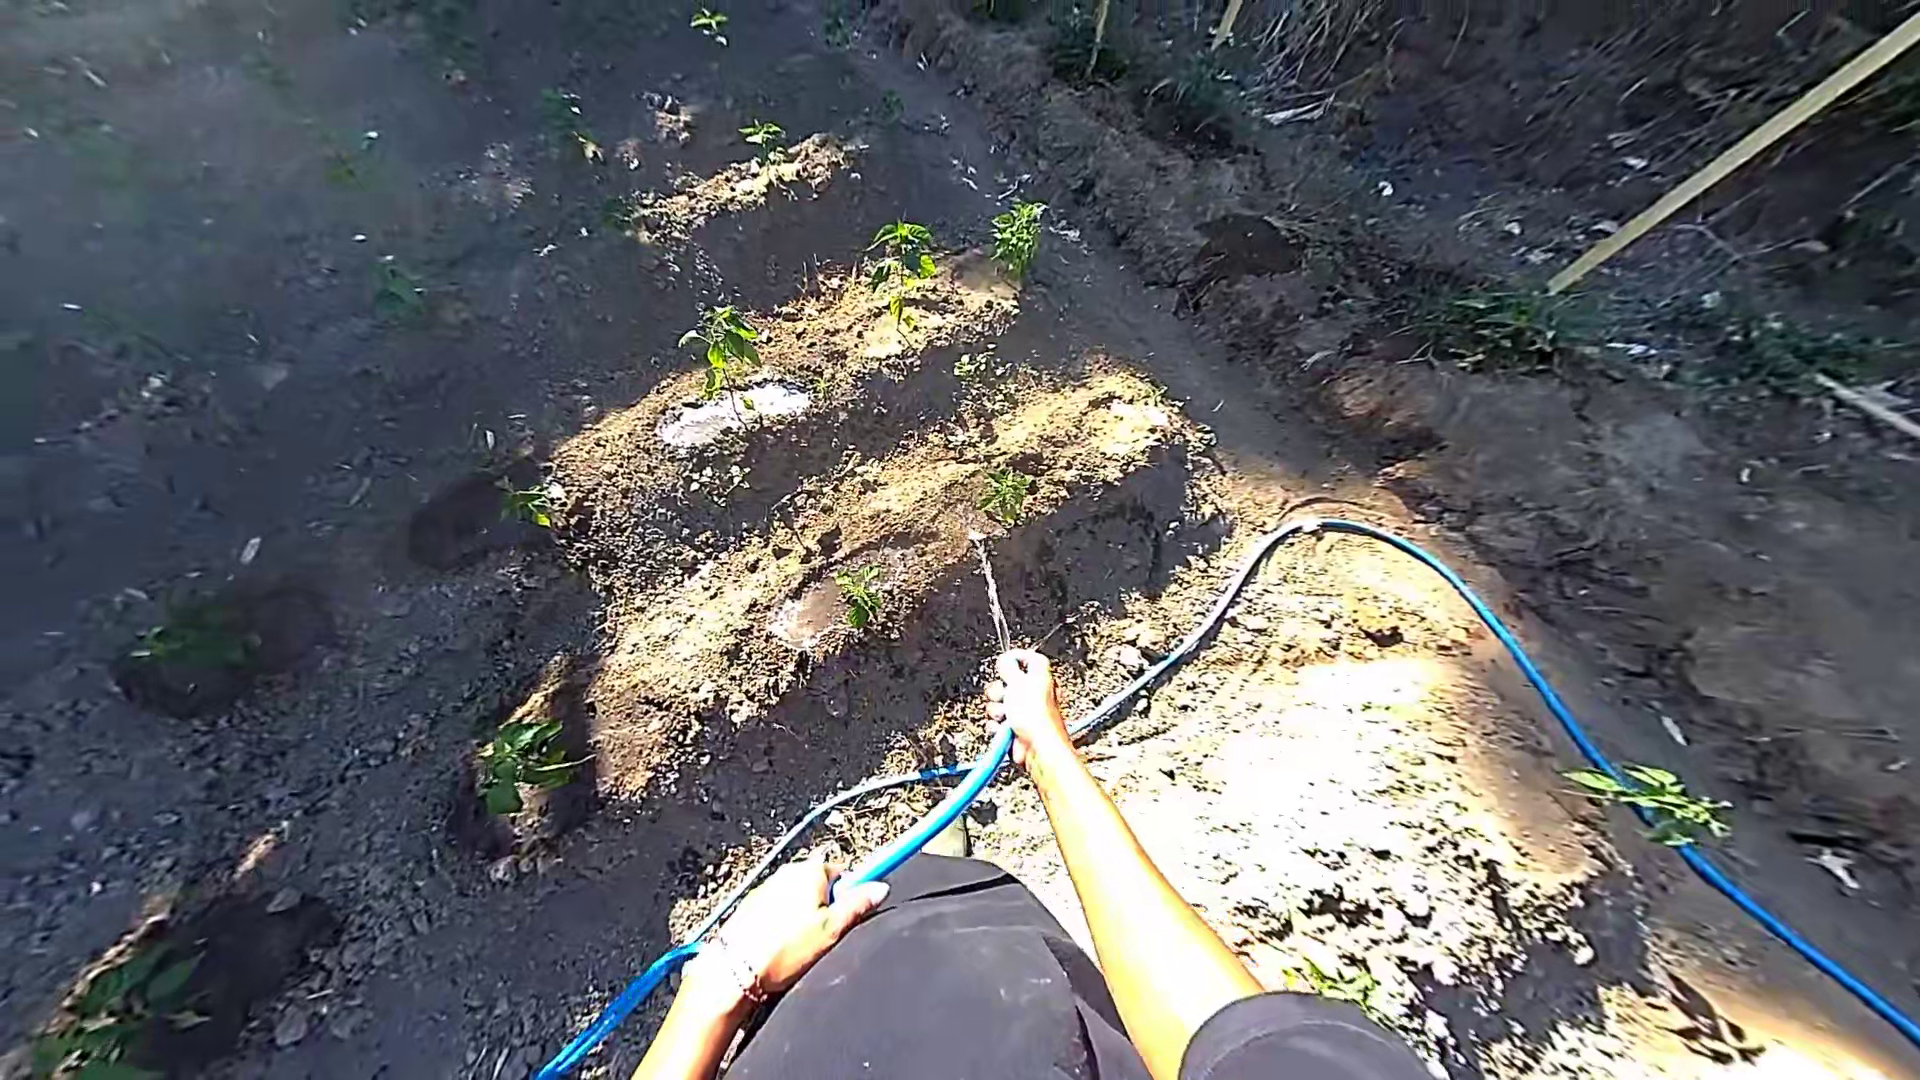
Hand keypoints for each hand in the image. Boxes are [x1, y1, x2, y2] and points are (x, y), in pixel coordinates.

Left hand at [700, 855, 887, 999]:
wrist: (733, 972)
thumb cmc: (783, 951)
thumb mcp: (830, 931)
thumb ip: (858, 905)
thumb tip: (881, 888)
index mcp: (812, 870)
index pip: (844, 873)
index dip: (847, 897)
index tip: (844, 917)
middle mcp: (790, 870)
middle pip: (820, 884)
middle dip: (823, 907)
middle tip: (820, 937)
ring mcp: (768, 885)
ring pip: (797, 897)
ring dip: (801, 914)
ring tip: (795, 946)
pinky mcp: (751, 903)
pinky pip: (776, 907)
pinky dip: (780, 922)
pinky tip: (777, 945)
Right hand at [985, 649, 1074, 770]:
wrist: (1038, 748)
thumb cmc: (1036, 716)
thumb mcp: (1019, 681)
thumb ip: (1010, 666)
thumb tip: (1006, 659)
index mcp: (1040, 678)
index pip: (1029, 659)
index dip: (1015, 658)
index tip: (1005, 662)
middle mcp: (1033, 694)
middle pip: (1007, 682)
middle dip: (999, 690)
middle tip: (1004, 696)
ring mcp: (1023, 713)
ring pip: (998, 704)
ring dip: (997, 711)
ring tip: (1006, 717)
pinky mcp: (1014, 730)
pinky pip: (996, 723)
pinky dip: (997, 727)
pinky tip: (1003, 729)